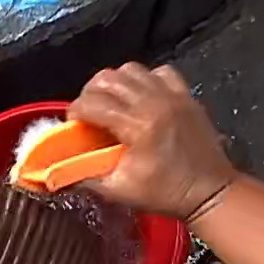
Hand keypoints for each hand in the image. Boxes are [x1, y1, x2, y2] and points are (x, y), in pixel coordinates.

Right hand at [68, 62, 236, 220]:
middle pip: (107, 78)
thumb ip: (83, 177)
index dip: (74, 112)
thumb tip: (52, 173)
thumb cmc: (163, 193)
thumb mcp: (117, 190)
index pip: (91, 102)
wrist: (211, 192)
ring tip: (112, 104)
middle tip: (88, 114)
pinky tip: (140, 98)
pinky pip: (159, 72)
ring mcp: (173, 95)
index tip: (72, 125)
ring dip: (115, 84)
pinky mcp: (186, 95)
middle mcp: (154, 102)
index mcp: (137, 125)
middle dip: (89, 94)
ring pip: (131, 69)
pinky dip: (144, 80)